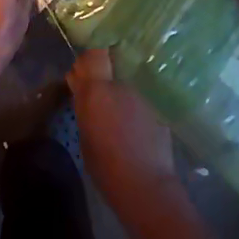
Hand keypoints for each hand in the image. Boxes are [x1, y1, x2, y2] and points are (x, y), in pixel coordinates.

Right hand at [69, 49, 176, 200]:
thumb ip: (83, 104)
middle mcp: (122, 83)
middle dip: (107, 65)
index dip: (89, 59)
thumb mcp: (86, 135)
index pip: (94, 54)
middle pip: (114, 57)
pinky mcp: (160, 100)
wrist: (146, 184)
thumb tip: (78, 82)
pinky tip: (137, 112)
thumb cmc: (107, 167)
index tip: (85, 70)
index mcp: (98, 91)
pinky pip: (144, 87)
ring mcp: (143, 90)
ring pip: (131, 71)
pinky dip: (139, 93)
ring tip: (121, 99)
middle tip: (102, 81)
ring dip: (124, 79)